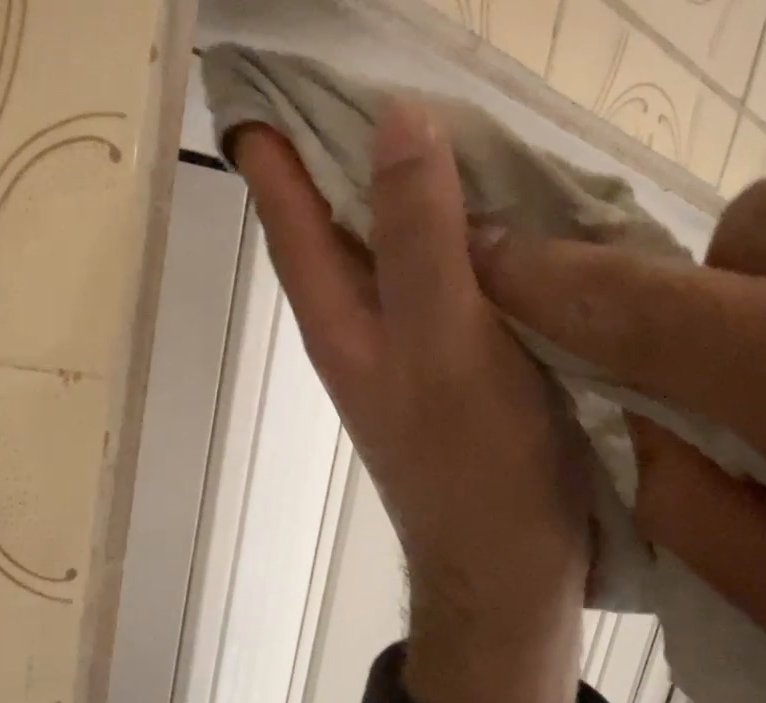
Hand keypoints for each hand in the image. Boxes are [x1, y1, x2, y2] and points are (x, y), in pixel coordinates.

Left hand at [231, 106, 592, 702]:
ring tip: (425, 109)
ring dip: (398, 179)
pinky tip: (491, 198)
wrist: (510, 568)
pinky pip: (445, 272)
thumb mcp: (443, 342)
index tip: (255, 79)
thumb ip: (417, 238)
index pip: (288, 211)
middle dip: (332, 146)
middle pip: (333, 219)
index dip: (268, 144)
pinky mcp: (457, 361)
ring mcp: (410, 343)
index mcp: (340, 318)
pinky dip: (456, 227)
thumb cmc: (474, 465)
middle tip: (348, 71)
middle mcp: (363, 324)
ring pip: (392, 242)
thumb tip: (394, 126)